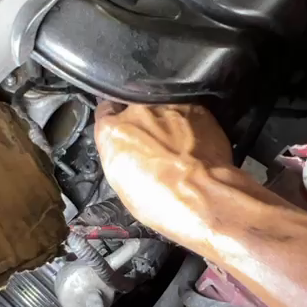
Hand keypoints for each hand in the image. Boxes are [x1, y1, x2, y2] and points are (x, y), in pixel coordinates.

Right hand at [93, 102, 246, 253]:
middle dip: (143, 125)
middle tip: (153, 149)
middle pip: (136, 109)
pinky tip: (193, 148)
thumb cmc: (161, 199)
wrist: (201, 196)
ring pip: (163, 110)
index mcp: (113, 130)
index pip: (105, 112)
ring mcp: (168, 108)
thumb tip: (123, 151)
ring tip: (176, 152)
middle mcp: (138, 111)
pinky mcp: (196, 110)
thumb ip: (117, 154)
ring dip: (167, 125)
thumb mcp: (120, 183)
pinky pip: (188, 114)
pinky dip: (190, 127)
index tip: (121, 131)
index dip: (115, 122)